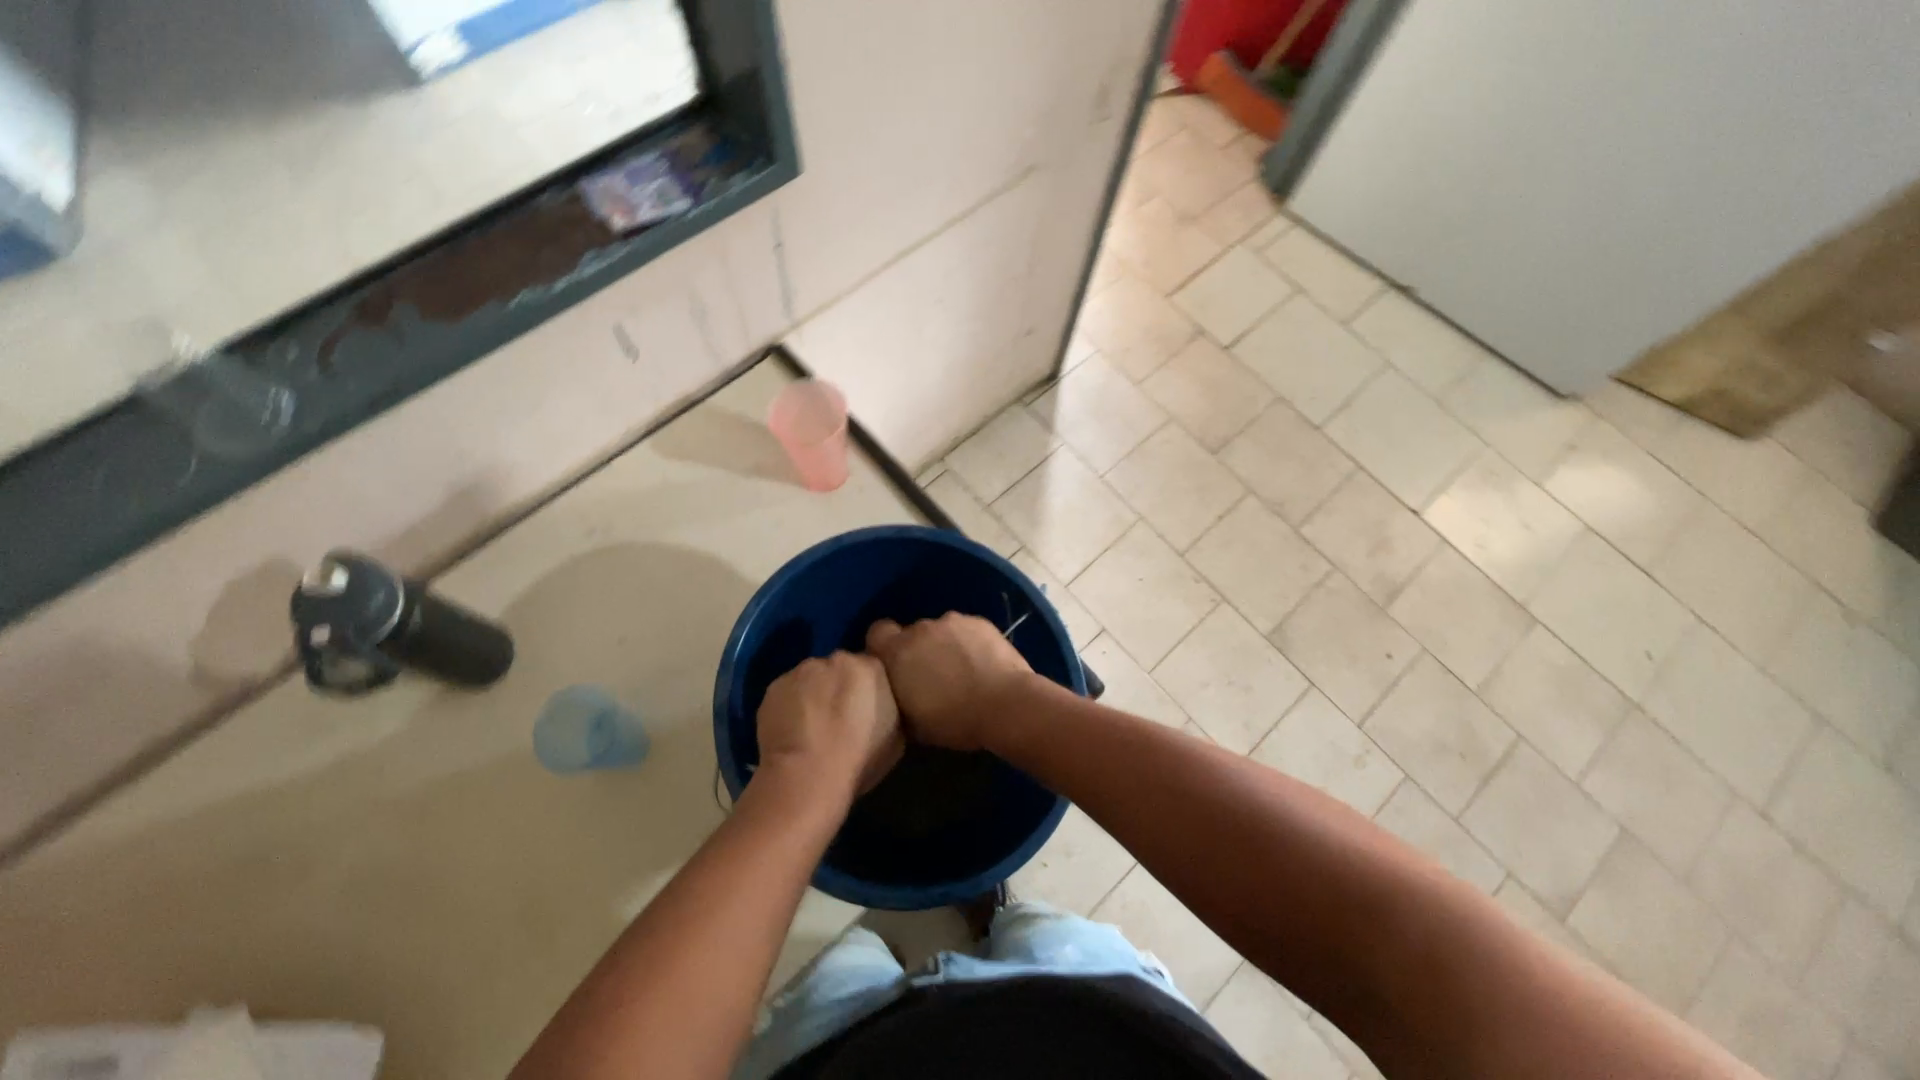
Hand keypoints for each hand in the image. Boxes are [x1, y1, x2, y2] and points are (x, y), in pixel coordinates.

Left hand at [756, 652, 903, 798]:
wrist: (806, 776)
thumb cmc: (859, 760)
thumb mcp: (896, 736)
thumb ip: (889, 707)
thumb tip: (881, 704)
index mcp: (870, 668)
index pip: (871, 668)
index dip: (867, 689)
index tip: (863, 709)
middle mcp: (836, 660)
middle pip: (839, 668)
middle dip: (839, 687)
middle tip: (837, 718)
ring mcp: (800, 671)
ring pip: (810, 678)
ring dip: (813, 694)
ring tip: (811, 727)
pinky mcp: (773, 687)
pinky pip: (786, 693)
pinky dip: (789, 706)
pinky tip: (791, 731)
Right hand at [864, 613, 1036, 750]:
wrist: (1005, 706)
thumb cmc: (954, 721)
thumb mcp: (913, 724)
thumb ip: (899, 699)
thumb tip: (901, 694)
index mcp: (896, 652)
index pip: (877, 634)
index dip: (884, 648)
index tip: (896, 667)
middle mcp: (920, 629)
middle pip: (911, 633)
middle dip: (918, 649)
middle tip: (933, 675)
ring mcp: (952, 622)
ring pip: (940, 631)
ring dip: (945, 645)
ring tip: (962, 670)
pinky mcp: (980, 621)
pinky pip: (966, 630)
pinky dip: (969, 643)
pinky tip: (982, 663)